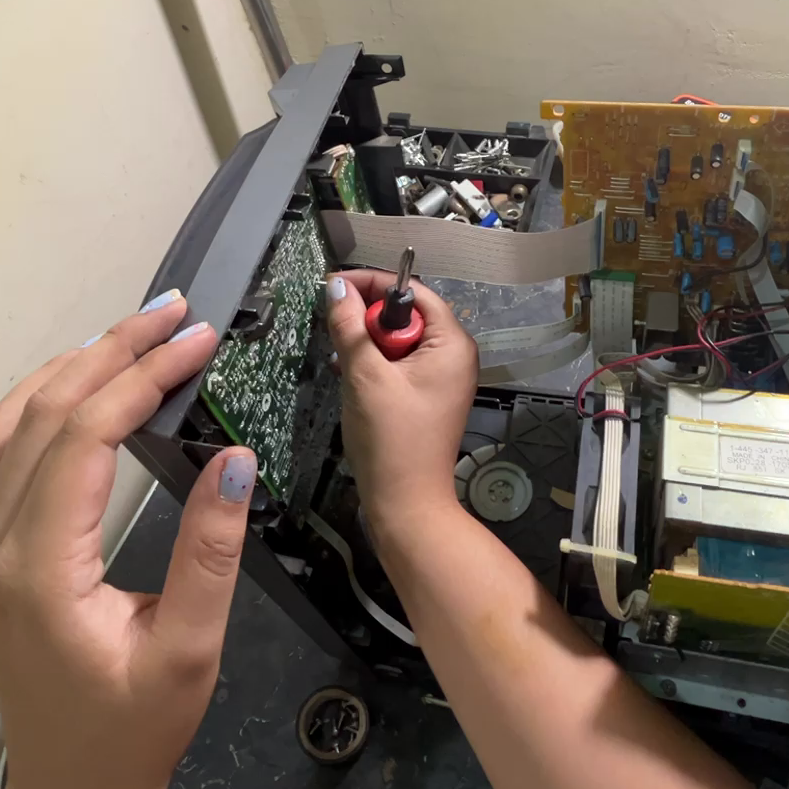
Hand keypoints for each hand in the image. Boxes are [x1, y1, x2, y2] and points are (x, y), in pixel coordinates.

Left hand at [0, 293, 254, 788]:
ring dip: (72, 365)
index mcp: (39, 566)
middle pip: (44, 412)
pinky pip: (1, 449)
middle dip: (113, 351)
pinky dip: (41, 398)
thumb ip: (210, 551)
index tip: (200, 340)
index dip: (144, 377)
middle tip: (174, 312)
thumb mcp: (189, 647)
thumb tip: (233, 460)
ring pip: (11, 422)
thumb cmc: (134, 727)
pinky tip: (77, 383)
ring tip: (133, 332)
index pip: (86, 436)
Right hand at [325, 270, 476, 529]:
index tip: (334, 286)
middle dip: (368, 317)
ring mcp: (443, 378)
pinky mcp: (428, 396)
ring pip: (399, 340)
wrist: (406, 504)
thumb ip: (350, 327)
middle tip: (334, 327)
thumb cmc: (390, 438)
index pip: (413, 292)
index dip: (373, 284)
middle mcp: (454, 355)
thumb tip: (336, 286)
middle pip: (407, 315)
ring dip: (367, 342)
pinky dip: (375, 363)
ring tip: (340, 355)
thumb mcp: (364, 376)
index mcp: (452, 343)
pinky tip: (350, 374)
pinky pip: (400, 364)